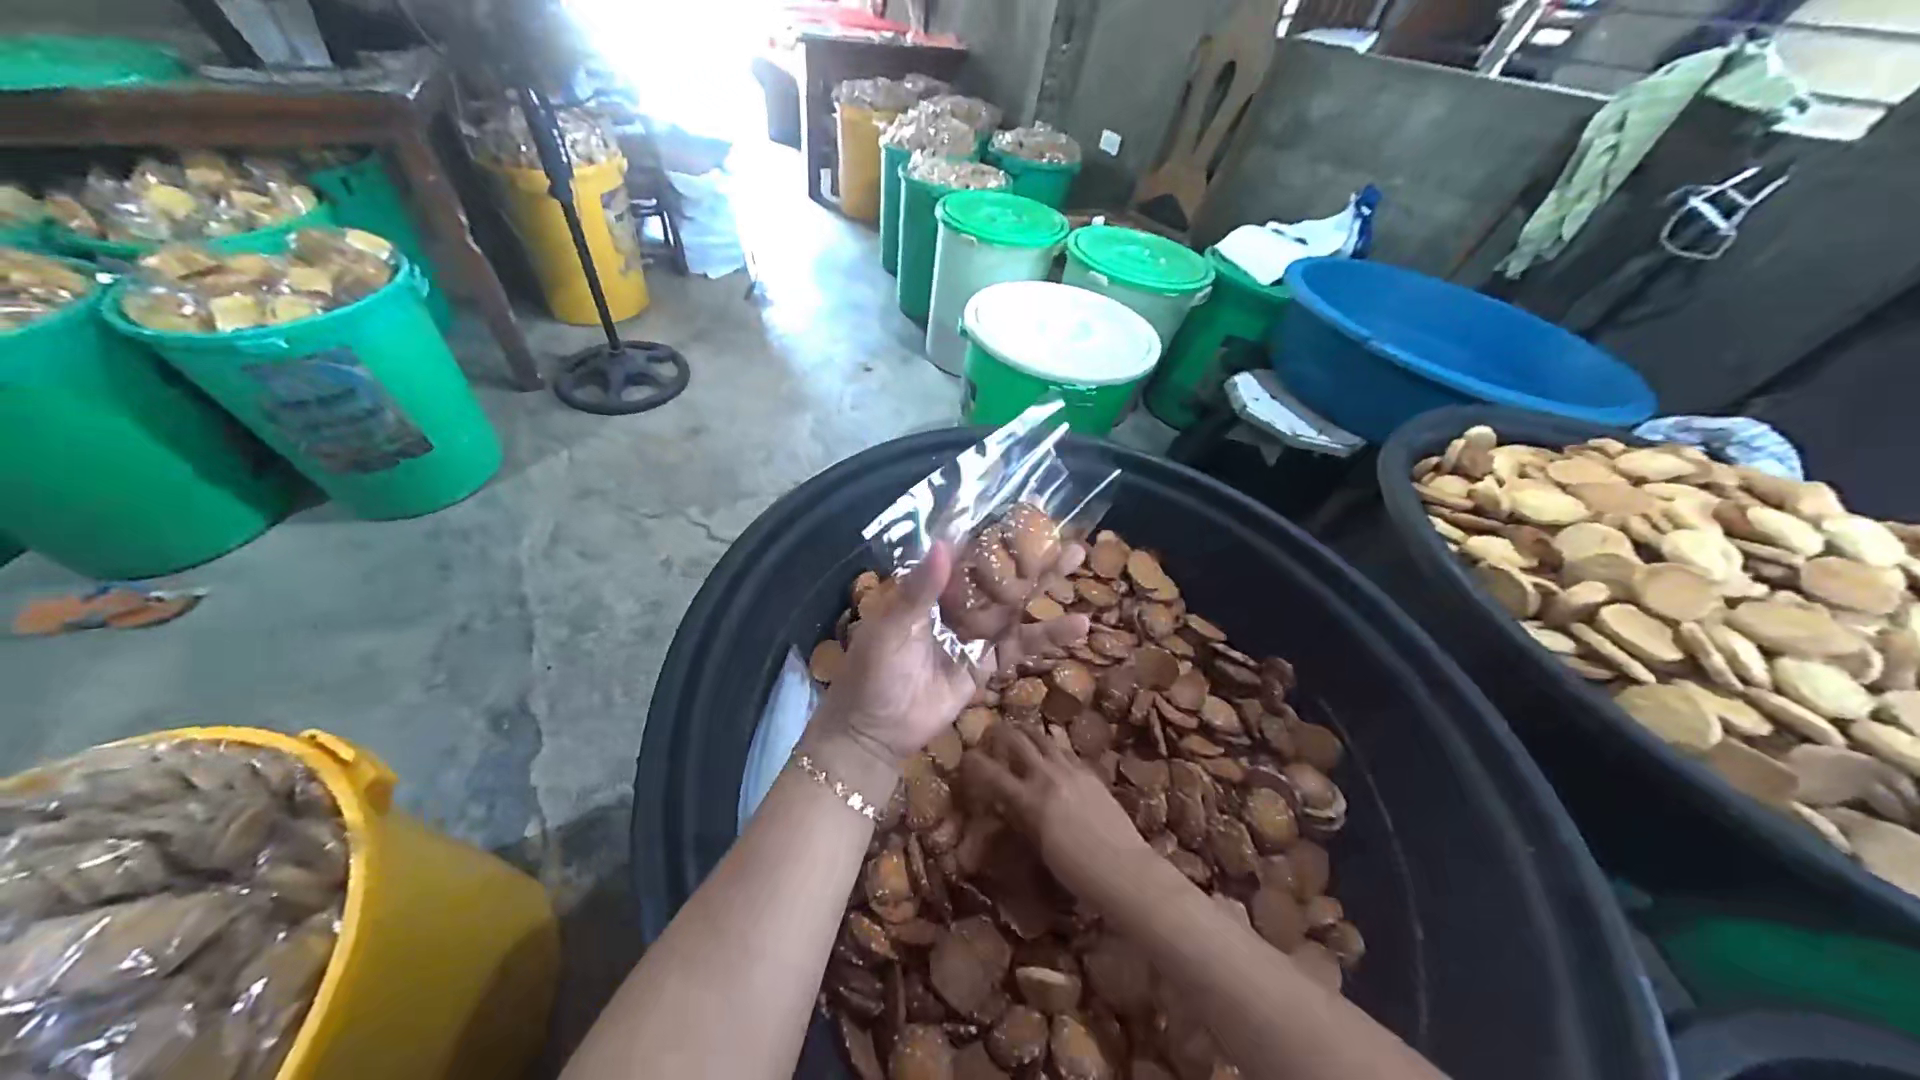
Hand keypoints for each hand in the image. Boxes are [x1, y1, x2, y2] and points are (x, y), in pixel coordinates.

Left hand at [813, 543, 1090, 765]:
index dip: (990, 534)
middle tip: (1060, 525)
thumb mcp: (892, 627)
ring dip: (1046, 584)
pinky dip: (1048, 636)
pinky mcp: (988, 664)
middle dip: (1028, 553)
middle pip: (997, 575)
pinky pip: (1020, 646)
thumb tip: (946, 544)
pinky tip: (1079, 624)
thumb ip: (921, 589)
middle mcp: (955, 606)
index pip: (963, 554)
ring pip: (1015, 604)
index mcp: (928, 590)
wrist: (875, 730)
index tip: (1020, 511)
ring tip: (1078, 558)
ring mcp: (974, 635)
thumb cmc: (873, 672)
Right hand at [964, 723, 1152, 904]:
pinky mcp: (1089, 772)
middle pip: (1017, 739)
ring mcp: (1071, 770)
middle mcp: (1047, 776)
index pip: (991, 772)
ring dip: (1025, 732)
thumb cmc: (1076, 872)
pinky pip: (1064, 750)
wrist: (1123, 869)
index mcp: (1029, 799)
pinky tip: (1050, 754)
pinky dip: (1050, 747)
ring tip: (1018, 733)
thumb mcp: (1039, 846)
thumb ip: (1020, 818)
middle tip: (990, 734)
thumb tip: (1005, 803)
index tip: (965, 757)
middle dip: (998, 733)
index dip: (973, 761)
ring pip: (1042, 737)